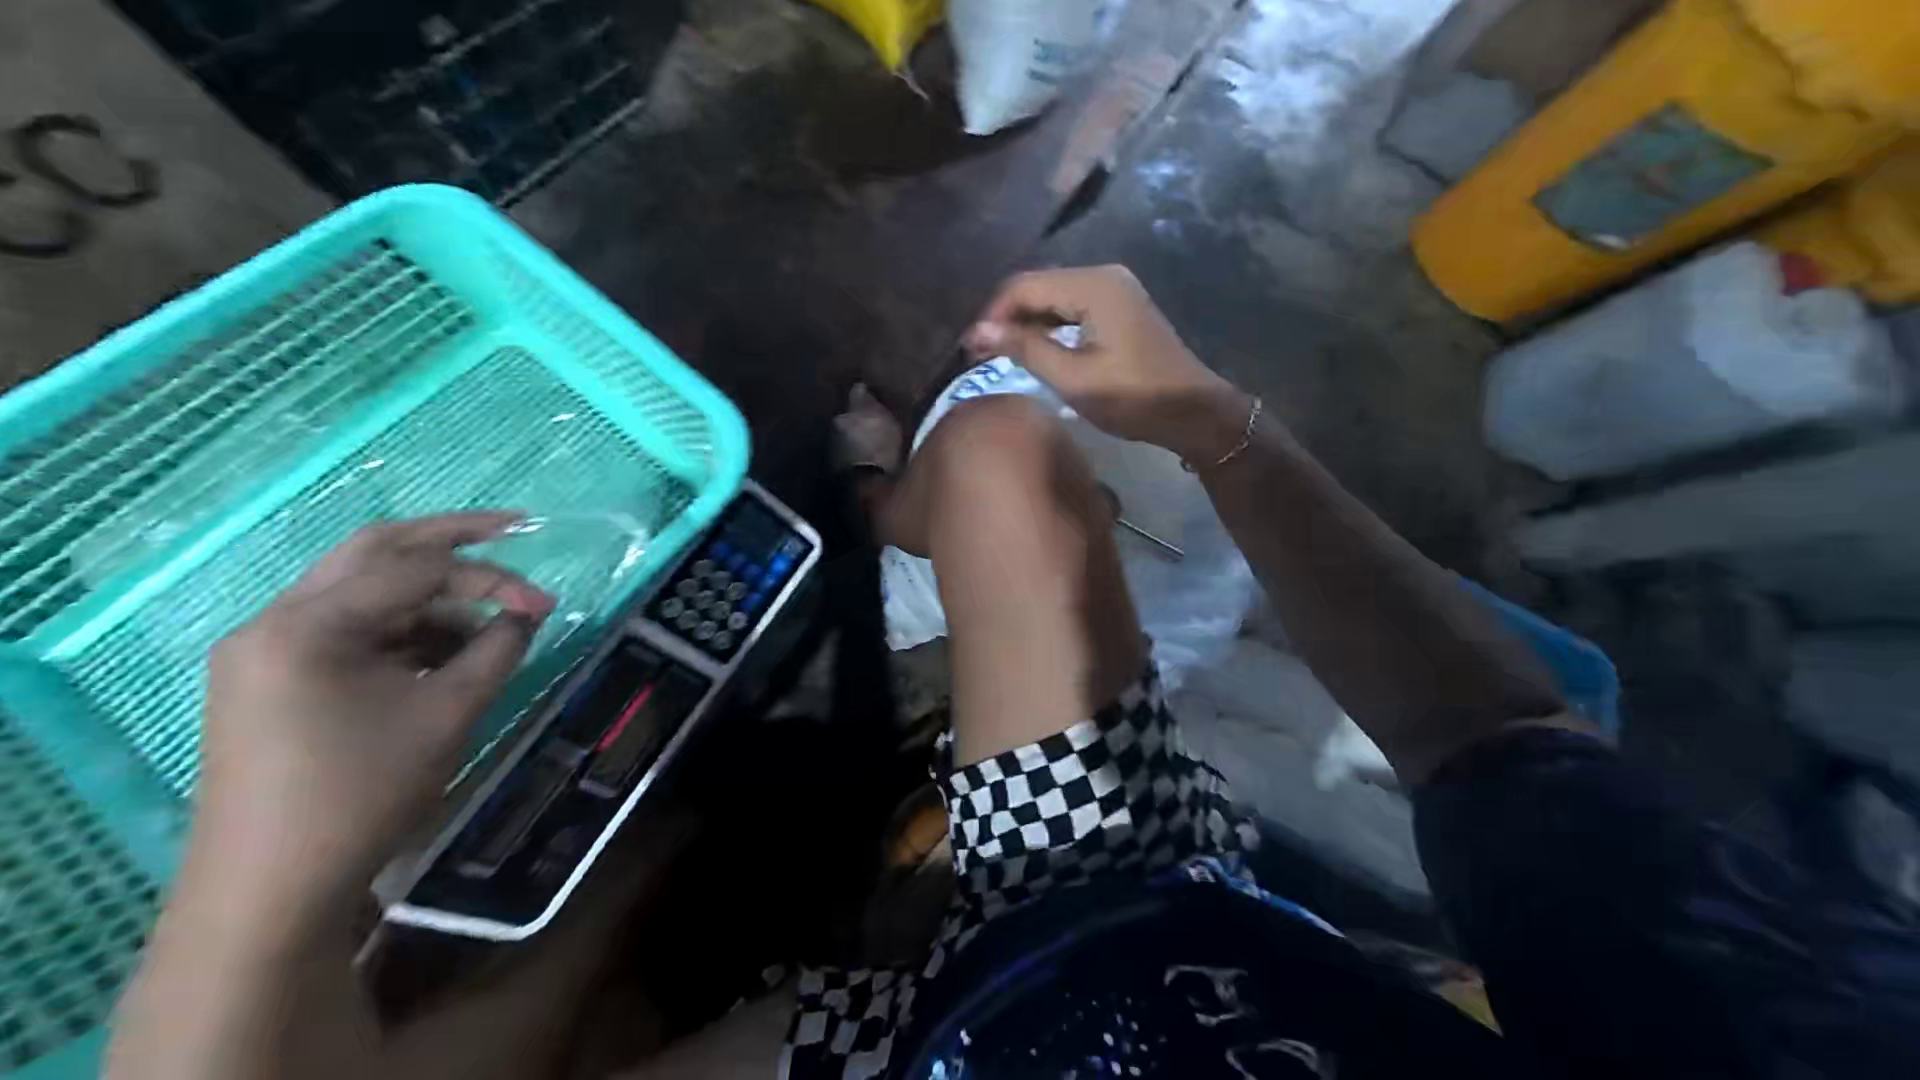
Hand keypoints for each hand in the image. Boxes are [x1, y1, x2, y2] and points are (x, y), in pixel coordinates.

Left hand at [195, 512, 554, 909]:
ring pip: (365, 590)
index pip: (417, 571)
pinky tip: (447, 655)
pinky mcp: (275, 679)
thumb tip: (527, 614)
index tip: (546, 608)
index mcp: (307, 625)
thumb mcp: (450, 712)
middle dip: (450, 538)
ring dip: (433, 596)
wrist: (270, 890)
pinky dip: (406, 630)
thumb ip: (498, 648)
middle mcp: (274, 622)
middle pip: (375, 552)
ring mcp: (267, 651)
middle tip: (514, 528)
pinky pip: (352, 629)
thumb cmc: (364, 793)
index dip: (492, 579)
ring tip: (490, 626)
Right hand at [963, 265, 1255, 463]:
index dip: (992, 315)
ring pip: (1053, 297)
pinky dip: (1048, 327)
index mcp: (1094, 285)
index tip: (969, 349)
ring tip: (999, 355)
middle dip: (1005, 318)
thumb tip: (978, 333)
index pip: (1024, 286)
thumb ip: (1025, 349)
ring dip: (1025, 324)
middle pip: (1038, 286)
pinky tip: (1033, 351)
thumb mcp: (1073, 378)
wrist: (1193, 412)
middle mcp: (1103, 275)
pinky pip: (1071, 308)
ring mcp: (1114, 290)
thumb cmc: (1133, 398)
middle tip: (979, 355)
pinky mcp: (1118, 308)